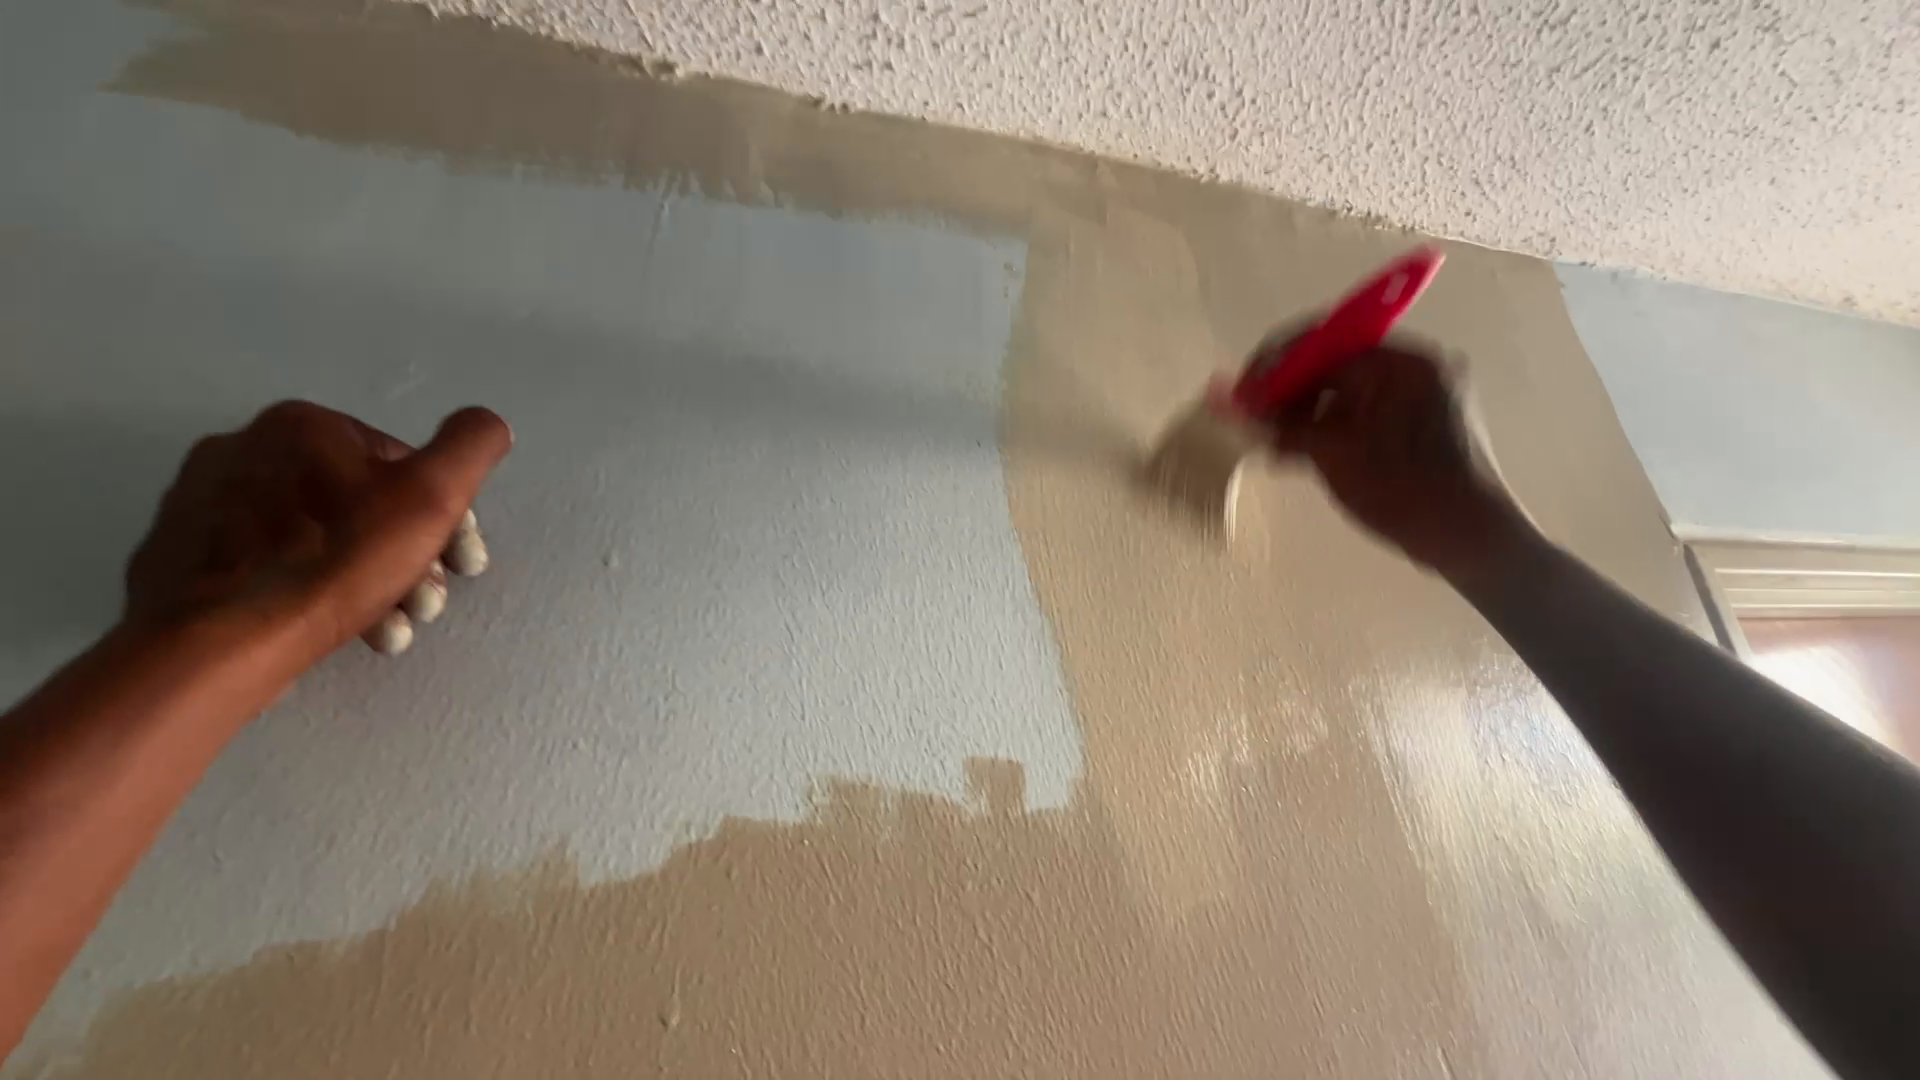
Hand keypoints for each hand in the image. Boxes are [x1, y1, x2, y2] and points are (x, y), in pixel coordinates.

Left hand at [124, 401, 511, 675]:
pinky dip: (318, 593)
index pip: (405, 465)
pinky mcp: (180, 557)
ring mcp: (202, 504)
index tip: (461, 565)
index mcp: (303, 426)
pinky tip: (344, 627)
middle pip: (363, 506)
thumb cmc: (340, 560)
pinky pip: (274, 568)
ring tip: (392, 629)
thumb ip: (471, 446)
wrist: (221, 640)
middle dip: (410, 558)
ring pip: (323, 542)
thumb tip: (488, 424)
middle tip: (427, 604)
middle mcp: (245, 450)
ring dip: (374, 584)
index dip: (447, 518)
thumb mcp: (434, 494)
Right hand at [1255, 341, 1524, 570]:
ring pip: (1342, 390)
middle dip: (1284, 392)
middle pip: (1330, 363)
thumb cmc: (1402, 490)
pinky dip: (1326, 427)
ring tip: (1270, 445)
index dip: (1272, 366)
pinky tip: (1295, 452)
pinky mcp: (1415, 423)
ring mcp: (1417, 396)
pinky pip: (1359, 412)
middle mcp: (1413, 367)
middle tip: (1250, 422)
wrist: (1468, 540)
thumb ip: (1275, 422)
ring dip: (1301, 413)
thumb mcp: (1331, 453)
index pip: (1321, 341)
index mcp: (1401, 362)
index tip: (1238, 395)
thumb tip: (1219, 397)